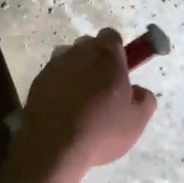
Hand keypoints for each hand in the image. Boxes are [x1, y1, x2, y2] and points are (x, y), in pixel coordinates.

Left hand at [16, 29, 156, 172]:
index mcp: (105, 54)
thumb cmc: (102, 129)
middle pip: (90, 46)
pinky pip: (54, 76)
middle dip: (97, 60)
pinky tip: (64, 109)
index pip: (112, 36)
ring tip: (81, 101)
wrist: (55, 145)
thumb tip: (138, 91)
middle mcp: (78, 51)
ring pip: (70, 59)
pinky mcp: (39, 79)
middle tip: (104, 89)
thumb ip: (144, 98)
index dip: (118, 52)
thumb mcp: (137, 120)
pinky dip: (60, 86)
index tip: (121, 72)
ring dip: (77, 71)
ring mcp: (55, 64)